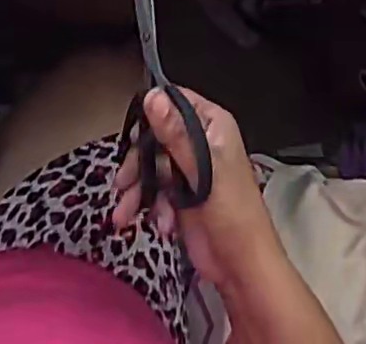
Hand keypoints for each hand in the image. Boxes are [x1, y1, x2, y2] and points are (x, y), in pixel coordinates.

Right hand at [113, 86, 281, 290]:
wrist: (243, 269)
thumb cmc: (233, 213)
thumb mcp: (202, 169)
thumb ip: (175, 133)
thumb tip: (152, 96)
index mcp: (212, 124)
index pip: (175, 102)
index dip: (152, 114)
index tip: (132, 133)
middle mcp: (200, 141)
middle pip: (157, 136)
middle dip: (138, 163)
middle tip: (122, 182)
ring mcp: (190, 168)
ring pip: (152, 165)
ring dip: (139, 189)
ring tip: (126, 212)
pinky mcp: (181, 193)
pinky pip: (156, 188)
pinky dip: (151, 205)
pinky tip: (160, 224)